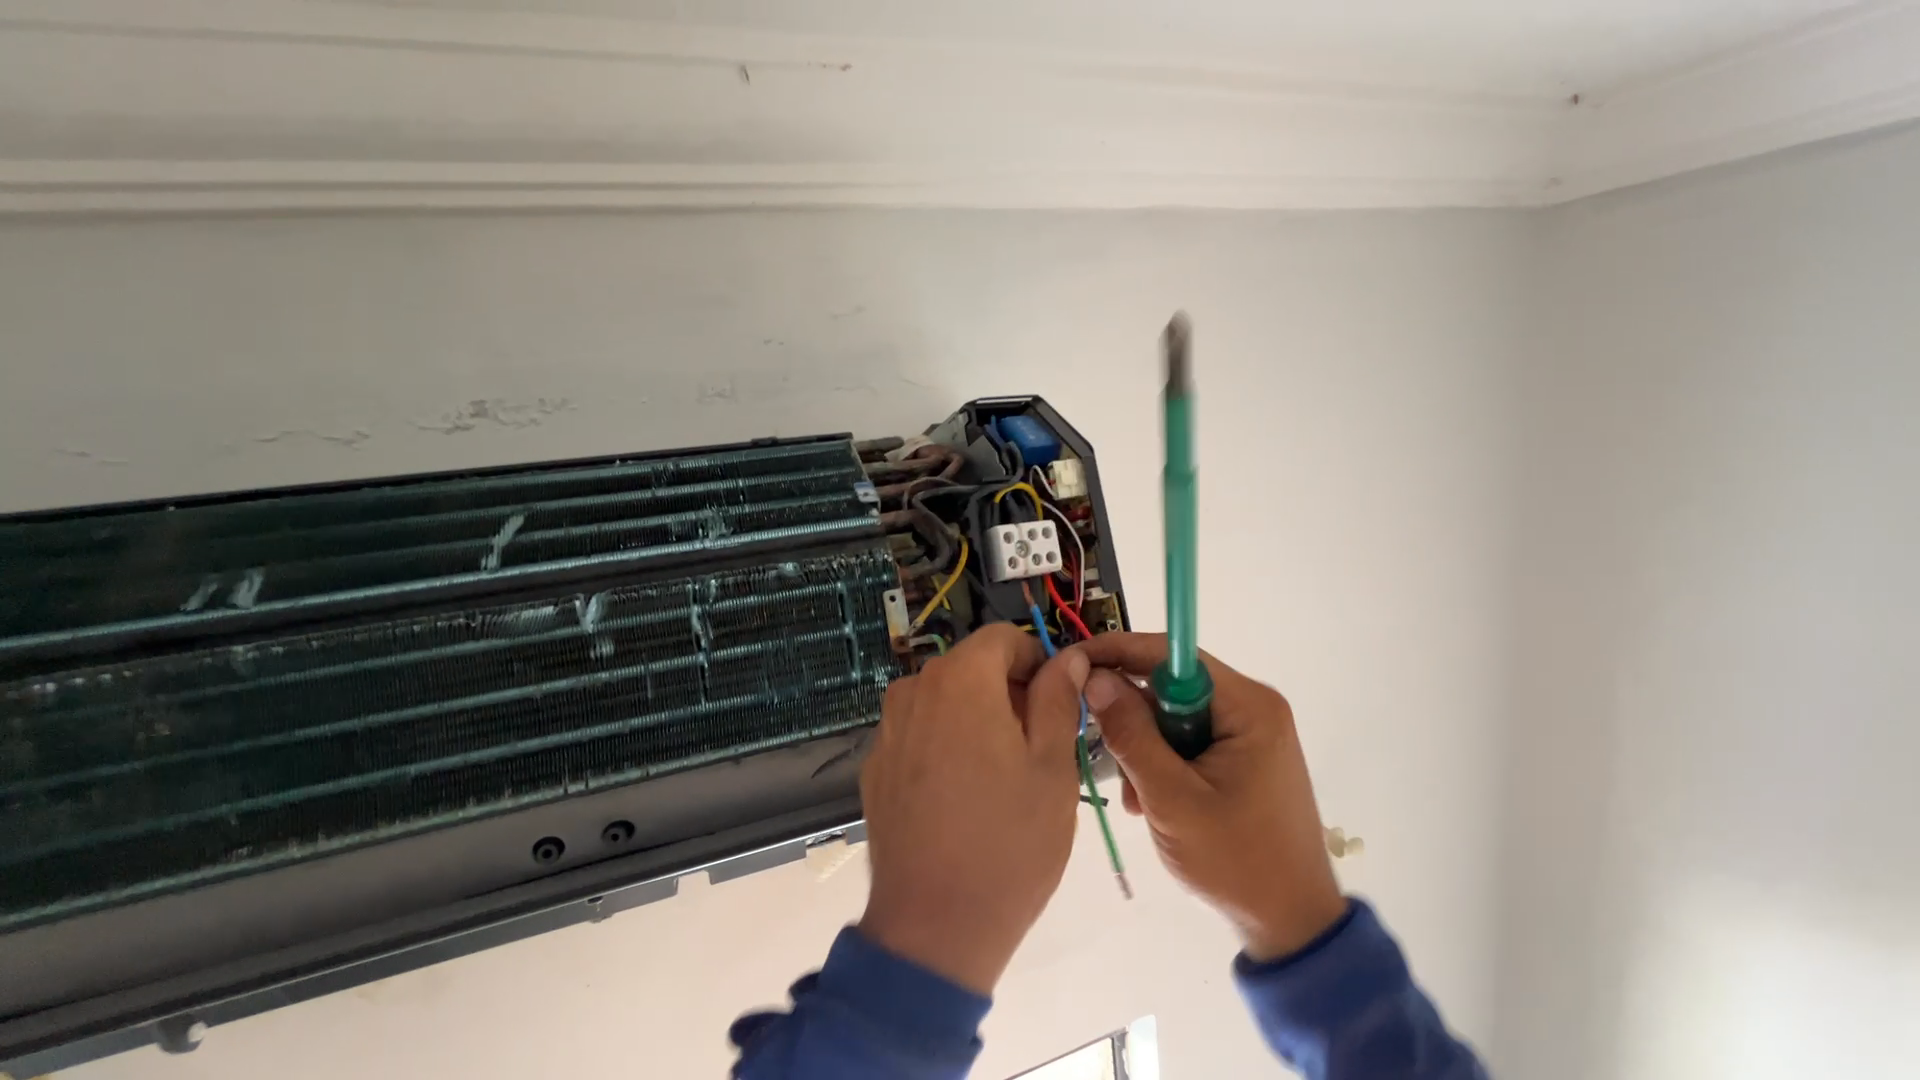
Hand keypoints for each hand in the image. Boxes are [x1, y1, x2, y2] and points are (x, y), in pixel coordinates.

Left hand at [857, 623, 1089, 993]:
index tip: (1058, 704)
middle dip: (1008, 692)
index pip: (1003, 639)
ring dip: (976, 719)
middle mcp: (914, 691)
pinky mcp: (875, 767)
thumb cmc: (1009, 841)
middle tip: (1037, 748)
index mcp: (960, 680)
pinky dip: (945, 746)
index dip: (1037, 662)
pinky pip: (920, 735)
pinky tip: (961, 798)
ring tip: (1002, 776)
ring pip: (945, 701)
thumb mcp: (1053, 766)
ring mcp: (888, 730)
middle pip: (971, 668)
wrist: (934, 926)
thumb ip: (1058, 699)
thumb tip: (1065, 657)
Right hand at [1074, 633, 1346, 960]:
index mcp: (1249, 707)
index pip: (1172, 655)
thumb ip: (1131, 735)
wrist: (1291, 922)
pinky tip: (1151, 802)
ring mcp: (1249, 733)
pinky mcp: (1242, 757)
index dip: (1119, 653)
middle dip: (1132, 719)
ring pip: (1174, 717)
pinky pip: (1188, 741)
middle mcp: (1253, 708)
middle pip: (1171, 687)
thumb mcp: (1172, 799)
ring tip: (1136, 799)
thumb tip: (1094, 677)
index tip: (1074, 663)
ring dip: (1144, 749)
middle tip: (1104, 754)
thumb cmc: (1236, 861)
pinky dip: (1162, 764)